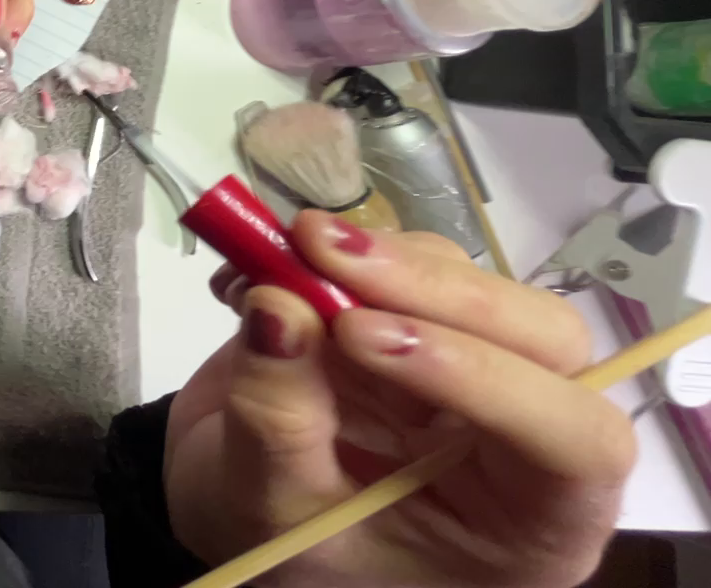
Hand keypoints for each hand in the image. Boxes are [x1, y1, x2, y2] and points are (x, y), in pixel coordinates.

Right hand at [169, 213, 633, 587]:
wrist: (222, 509)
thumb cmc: (267, 543)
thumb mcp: (268, 499)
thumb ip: (274, 411)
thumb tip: (273, 302)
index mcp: (521, 519)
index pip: (567, 437)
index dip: (477, 374)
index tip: (355, 335)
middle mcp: (506, 435)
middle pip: (535, 339)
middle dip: (424, 283)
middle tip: (316, 245)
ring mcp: (446, 371)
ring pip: (462, 285)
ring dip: (370, 256)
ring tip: (274, 254)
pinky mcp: (383, 324)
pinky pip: (380, 265)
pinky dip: (312, 253)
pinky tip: (253, 269)